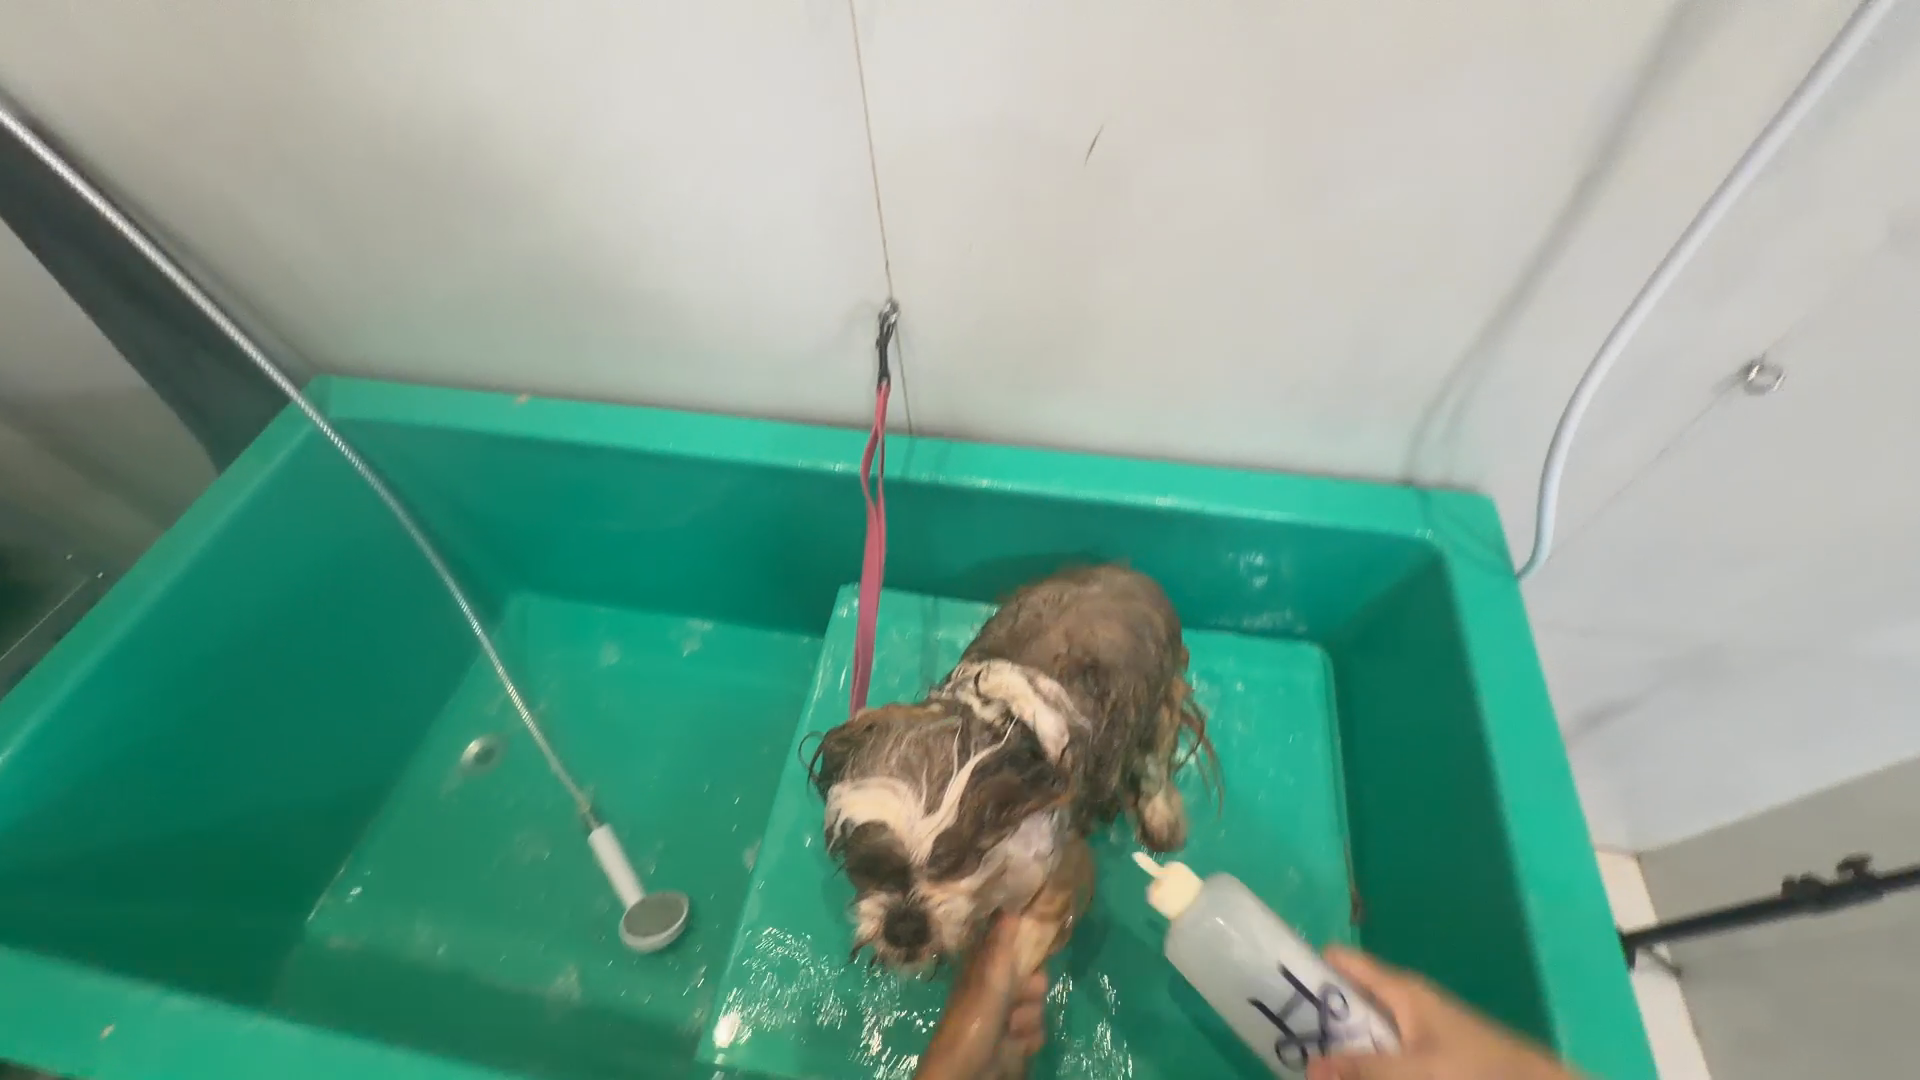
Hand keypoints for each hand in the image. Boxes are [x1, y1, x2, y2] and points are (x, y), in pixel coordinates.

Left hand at [913, 912, 1050, 1078]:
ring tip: (1009, 1028)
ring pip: (1039, 1007)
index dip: (1029, 950)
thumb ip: (1002, 937)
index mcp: (989, 966)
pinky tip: (1013, 1044)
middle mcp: (999, 987)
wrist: (969, 1071)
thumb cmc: (976, 1014)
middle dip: (1031, 990)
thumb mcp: (990, 970)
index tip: (1036, 952)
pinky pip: (1039, 1032)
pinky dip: (1028, 1040)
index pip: (1018, 947)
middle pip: (1036, 977)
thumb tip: (1009, 899)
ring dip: (1027, 1018)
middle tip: (1016, 997)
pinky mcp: (1018, 1041)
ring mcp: (1009, 1015)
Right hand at [1307, 948, 1580, 1079]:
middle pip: (1348, 1002)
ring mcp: (1424, 1034)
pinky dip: (1374, 1069)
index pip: (1337, 960)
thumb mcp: (1416, 1072)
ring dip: (1347, 1054)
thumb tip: (1306, 1071)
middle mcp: (1406, 1004)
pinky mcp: (1439, 1062)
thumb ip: (1361, 1070)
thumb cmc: (1482, 1074)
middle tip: (1294, 1052)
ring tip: (1320, 1074)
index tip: (1276, 1001)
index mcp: (1398, 989)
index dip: (1305, 974)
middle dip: (1320, 1027)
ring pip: (1369, 1036)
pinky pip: (1391, 1058)